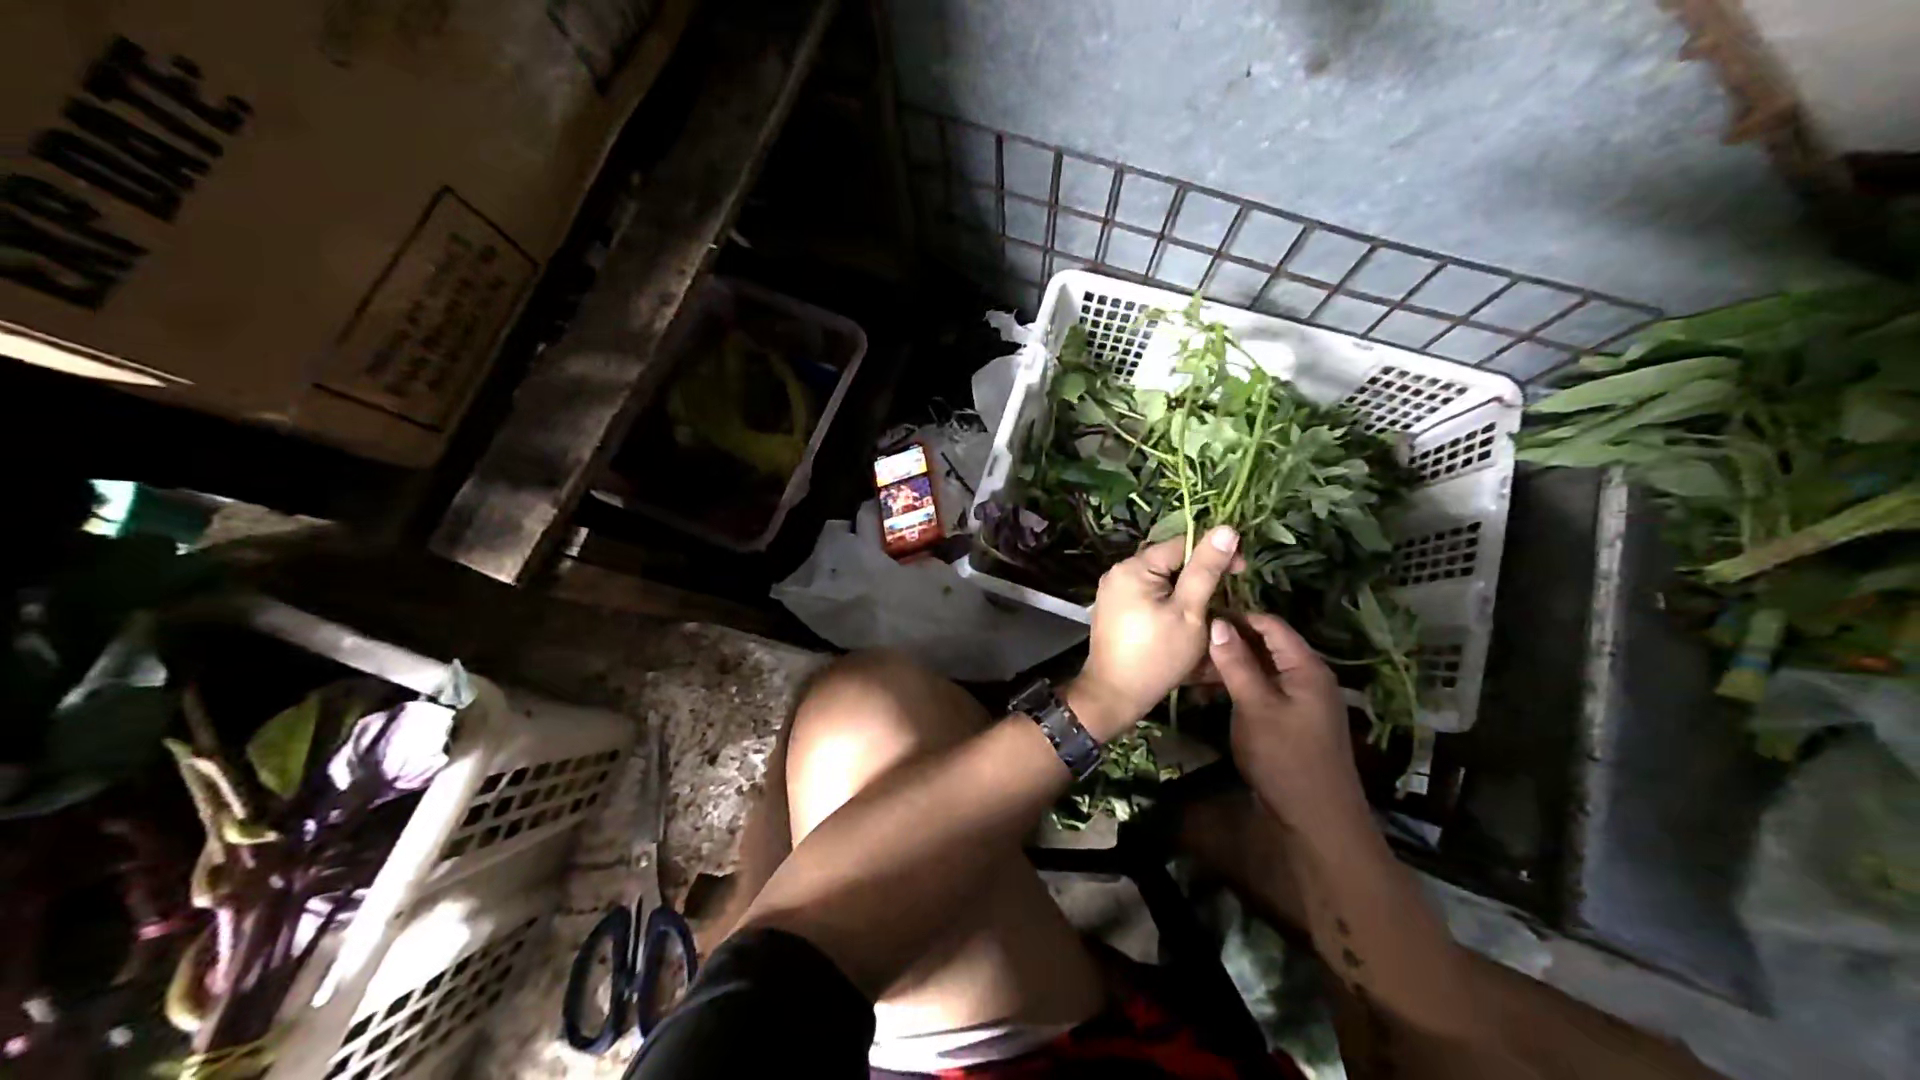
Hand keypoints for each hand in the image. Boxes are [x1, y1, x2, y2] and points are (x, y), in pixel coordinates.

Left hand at [1067, 526, 1239, 740]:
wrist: (1114, 694)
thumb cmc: (1157, 655)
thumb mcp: (1189, 611)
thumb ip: (1206, 570)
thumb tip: (1227, 529)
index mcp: (1134, 567)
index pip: (1182, 544)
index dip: (1215, 554)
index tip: (1242, 571)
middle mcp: (1118, 572)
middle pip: (1169, 562)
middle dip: (1200, 575)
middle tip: (1225, 598)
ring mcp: (1113, 591)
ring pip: (1160, 580)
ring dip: (1186, 591)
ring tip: (1206, 613)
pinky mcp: (1114, 609)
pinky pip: (1147, 596)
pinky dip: (1168, 603)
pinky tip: (1182, 621)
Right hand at [1206, 613, 1366, 827]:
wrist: (1315, 820)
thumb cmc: (1286, 757)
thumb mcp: (1255, 706)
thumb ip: (1237, 663)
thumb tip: (1218, 622)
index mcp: (1306, 667)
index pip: (1270, 625)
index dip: (1236, 616)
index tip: (1198, 616)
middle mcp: (1306, 678)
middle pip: (1264, 646)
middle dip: (1227, 643)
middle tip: (1188, 645)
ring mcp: (1298, 701)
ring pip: (1259, 670)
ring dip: (1227, 667)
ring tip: (1189, 668)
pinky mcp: (1288, 721)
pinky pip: (1260, 691)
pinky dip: (1235, 688)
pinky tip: (1206, 692)